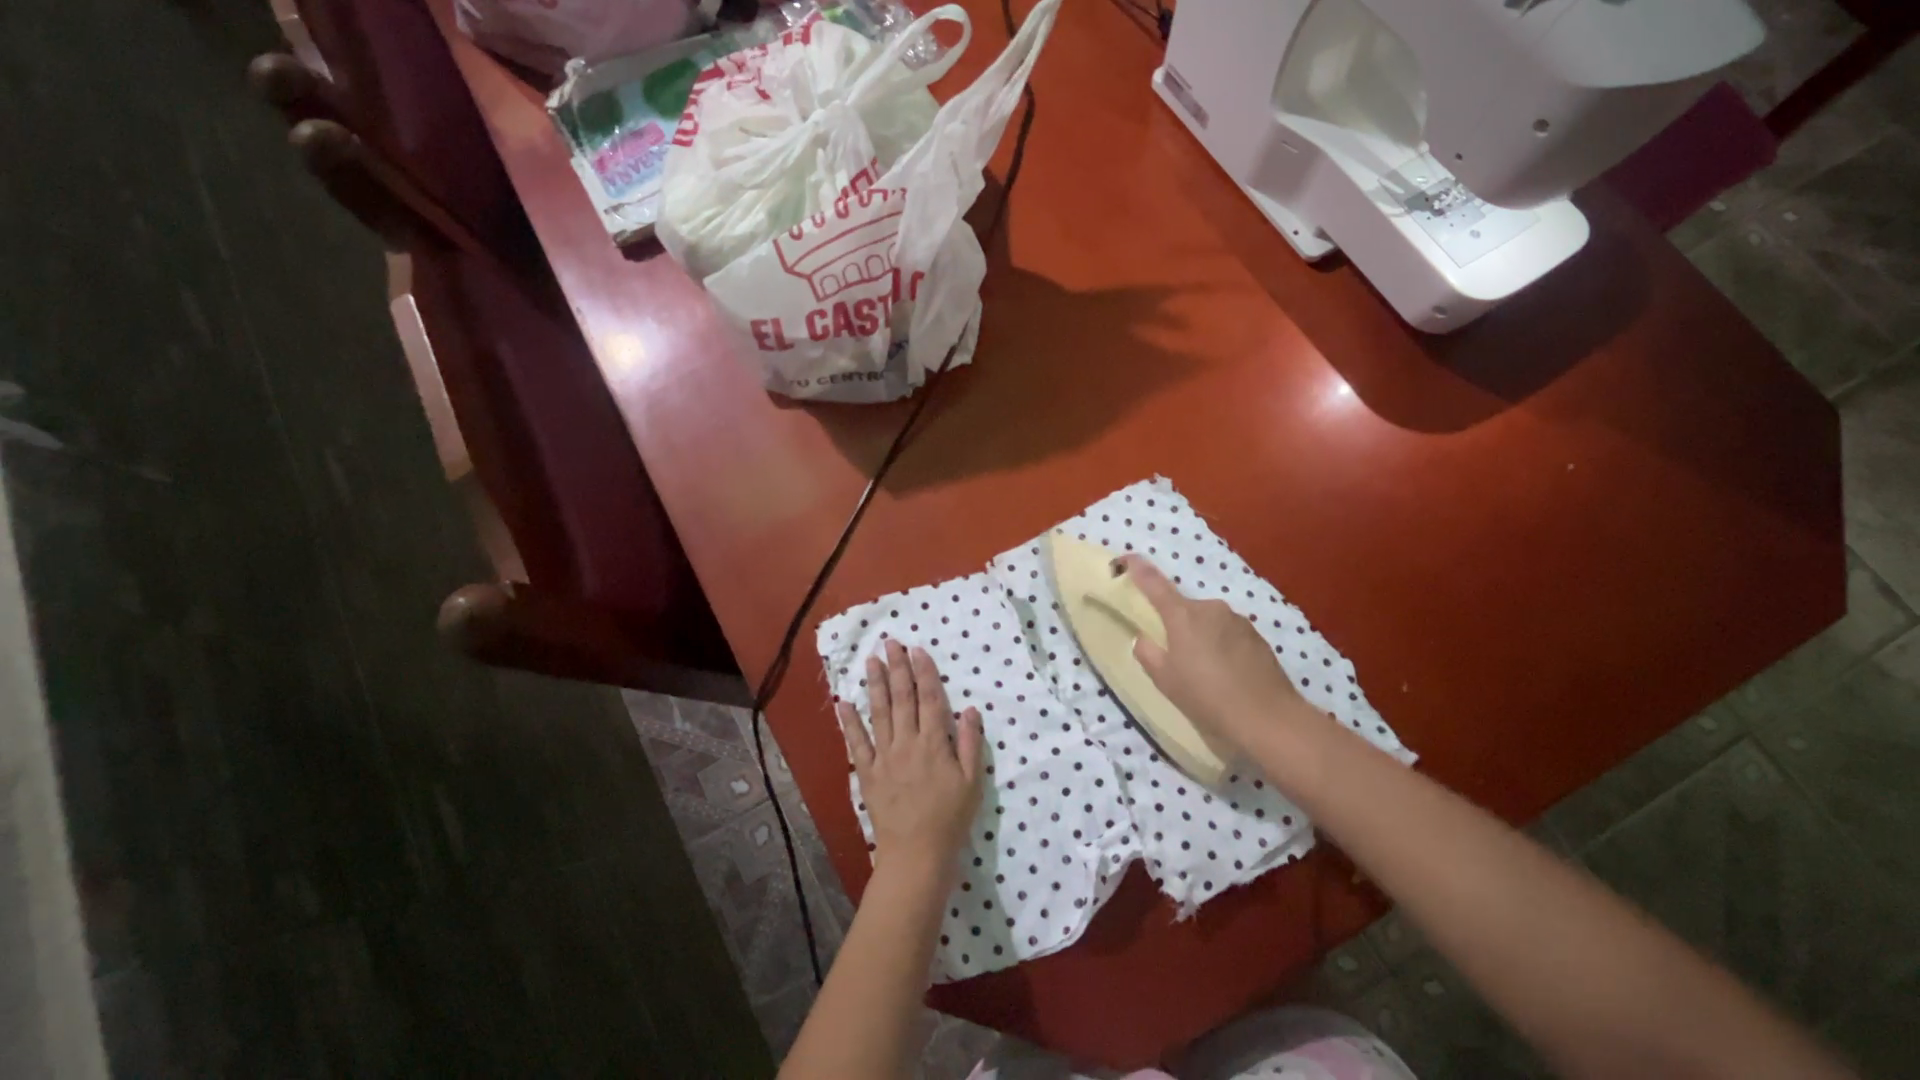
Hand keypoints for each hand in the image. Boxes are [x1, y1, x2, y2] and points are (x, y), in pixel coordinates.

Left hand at [836, 640, 984, 883]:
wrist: (917, 852)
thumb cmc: (951, 818)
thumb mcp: (973, 782)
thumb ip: (971, 744)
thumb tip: (970, 710)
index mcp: (935, 743)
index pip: (930, 699)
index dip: (925, 672)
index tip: (918, 650)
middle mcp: (908, 742)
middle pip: (902, 698)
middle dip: (897, 668)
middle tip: (890, 643)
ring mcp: (885, 756)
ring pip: (879, 712)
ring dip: (874, 684)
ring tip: (870, 661)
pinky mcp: (868, 772)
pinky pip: (856, 742)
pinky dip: (849, 721)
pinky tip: (843, 702)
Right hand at [1119, 554, 1319, 754]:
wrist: (1266, 716)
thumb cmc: (1206, 696)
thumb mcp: (1165, 680)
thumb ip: (1148, 653)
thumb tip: (1144, 638)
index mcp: (1183, 615)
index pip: (1154, 584)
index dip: (1138, 569)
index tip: (1126, 559)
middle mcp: (1210, 609)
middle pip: (1184, 609)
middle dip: (1176, 625)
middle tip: (1175, 656)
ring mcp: (1237, 620)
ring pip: (1209, 622)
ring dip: (1202, 637)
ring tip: (1205, 671)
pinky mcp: (1257, 636)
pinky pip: (1229, 635)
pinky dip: (1222, 648)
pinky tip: (1227, 675)